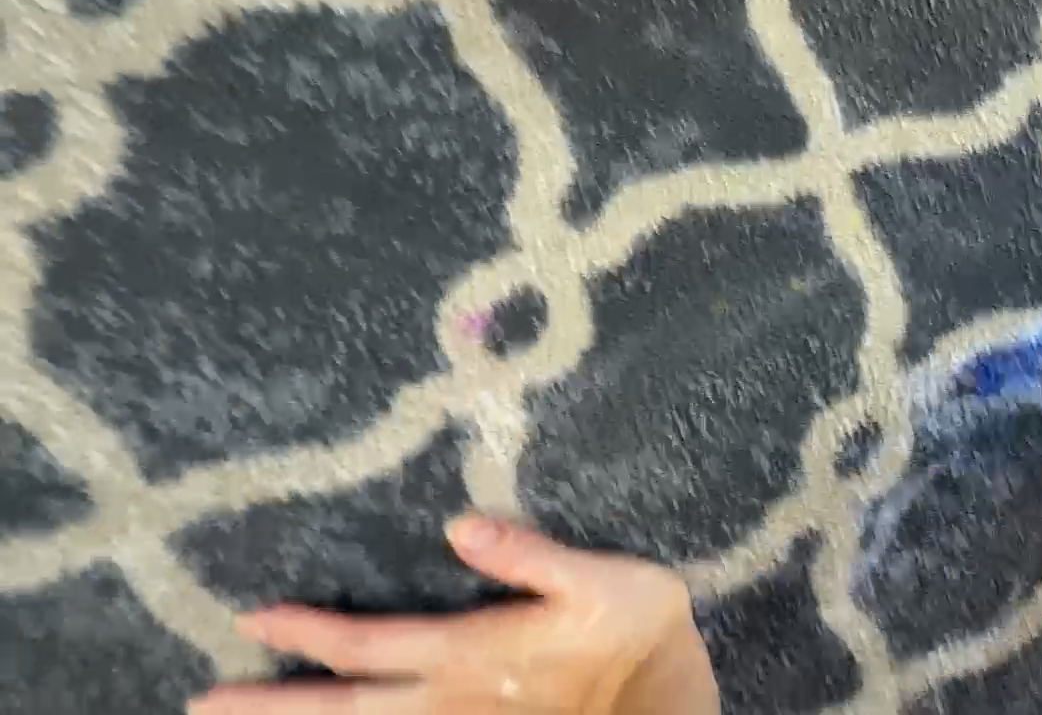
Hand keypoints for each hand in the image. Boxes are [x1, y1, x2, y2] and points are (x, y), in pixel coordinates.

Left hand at [189, 517, 720, 714]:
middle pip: (344, 706)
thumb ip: (528, 555)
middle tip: (201, 704)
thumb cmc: (631, 622)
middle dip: (271, 704)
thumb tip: (459, 526)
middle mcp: (451, 697)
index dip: (310, 632)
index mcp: (473, 649)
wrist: (659, 694)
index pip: (372, 642)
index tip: (253, 618)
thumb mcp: (594, 576)